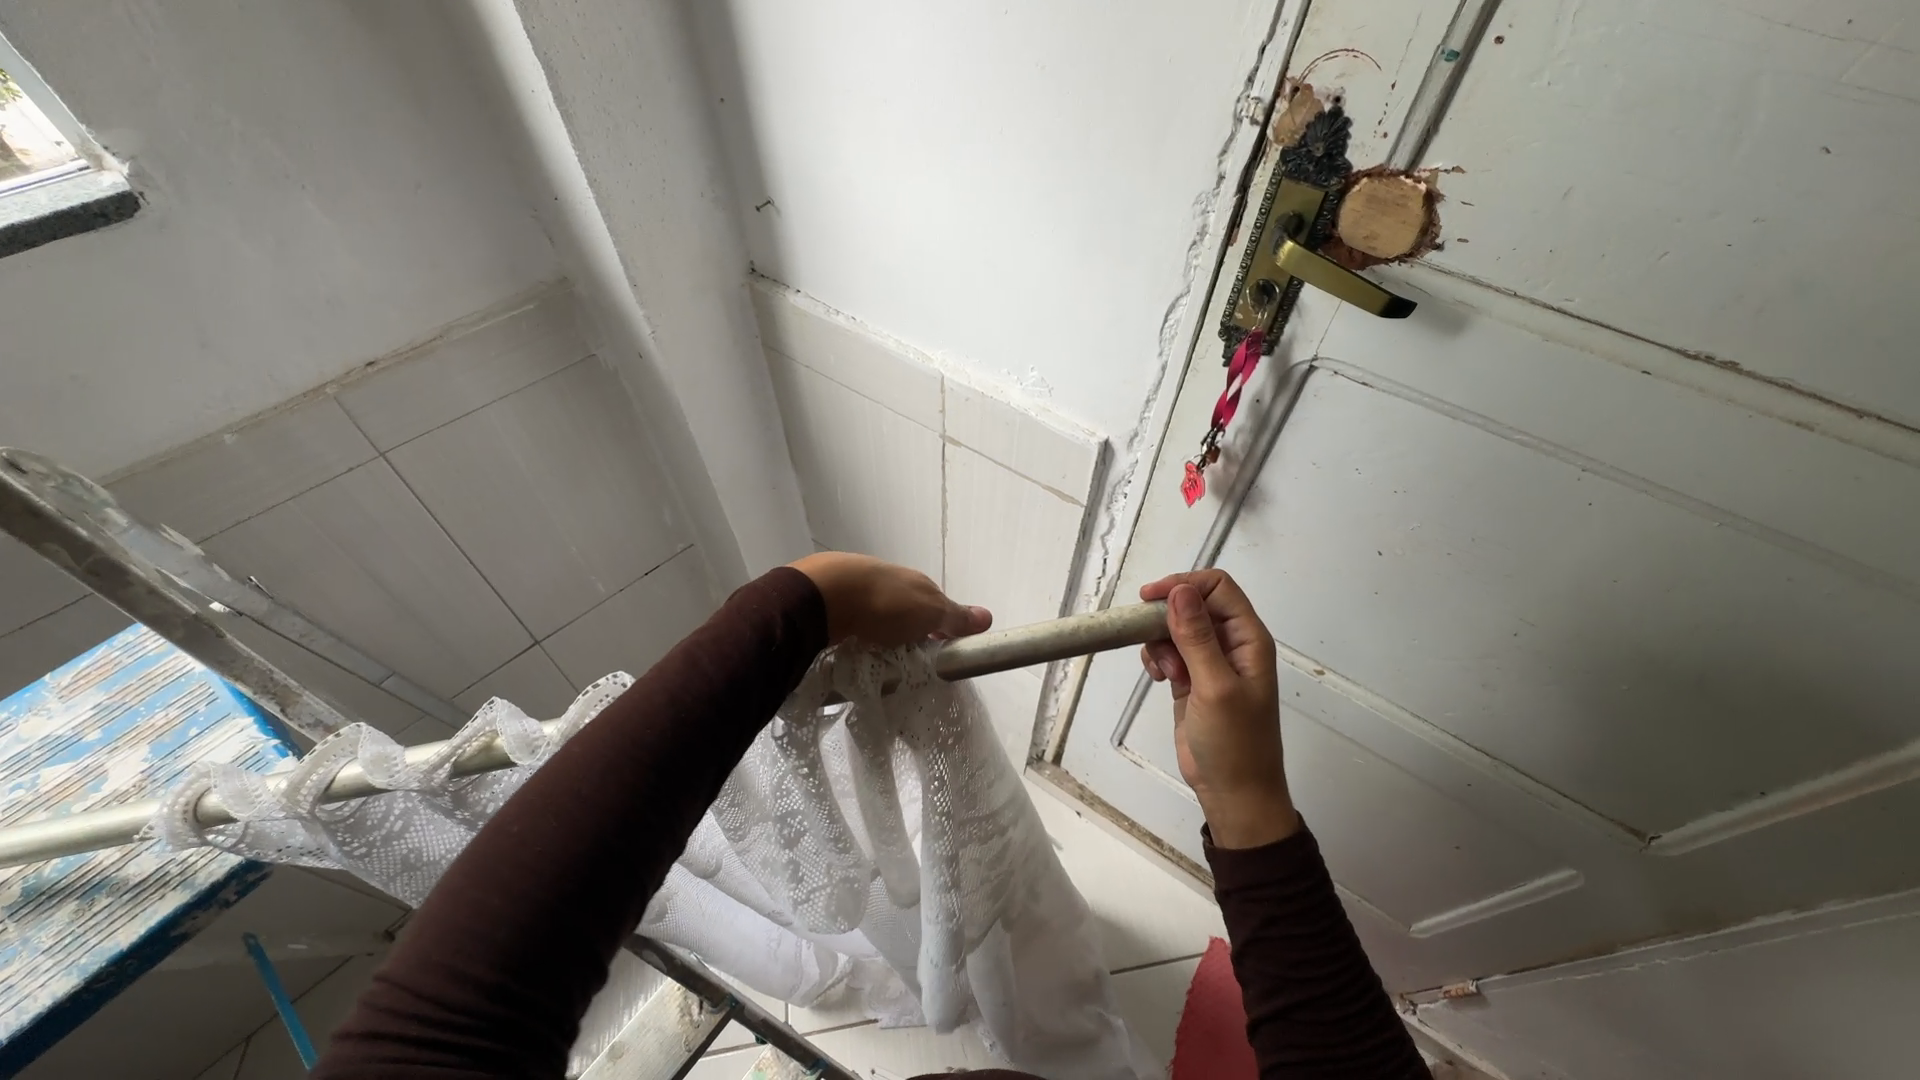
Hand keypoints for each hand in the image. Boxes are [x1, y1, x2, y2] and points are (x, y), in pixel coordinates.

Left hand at [790, 552, 990, 646]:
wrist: (825, 593)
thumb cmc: (885, 604)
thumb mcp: (930, 612)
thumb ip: (955, 618)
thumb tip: (988, 617)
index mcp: (917, 583)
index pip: (937, 607)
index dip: (941, 629)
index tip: (939, 654)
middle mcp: (890, 581)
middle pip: (907, 611)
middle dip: (909, 632)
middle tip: (908, 661)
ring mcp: (859, 589)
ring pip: (878, 616)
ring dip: (880, 634)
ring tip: (879, 660)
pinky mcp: (834, 601)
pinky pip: (853, 622)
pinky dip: (857, 634)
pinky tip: (854, 647)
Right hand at [1139, 570, 1298, 848]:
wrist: (1233, 792)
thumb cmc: (1234, 742)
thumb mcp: (1215, 686)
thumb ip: (1196, 637)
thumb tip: (1179, 590)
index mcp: (1248, 638)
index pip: (1218, 588)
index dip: (1184, 585)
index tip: (1149, 598)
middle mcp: (1231, 643)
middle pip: (1193, 604)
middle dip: (1166, 615)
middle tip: (1144, 633)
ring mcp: (1210, 662)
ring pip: (1176, 627)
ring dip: (1160, 640)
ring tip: (1162, 670)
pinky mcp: (1190, 679)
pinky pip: (1168, 651)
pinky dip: (1157, 657)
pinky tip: (1158, 677)